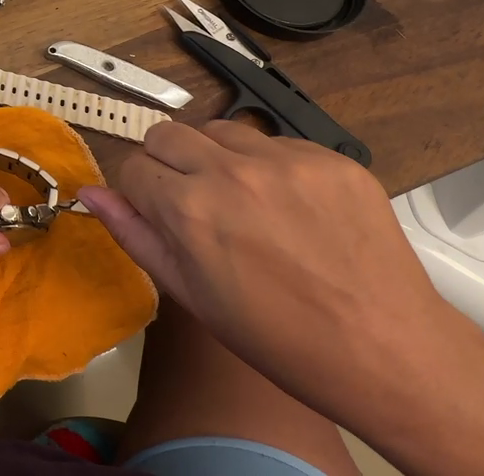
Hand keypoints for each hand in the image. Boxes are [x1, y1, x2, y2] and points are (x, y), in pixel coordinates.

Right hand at [78, 120, 462, 402]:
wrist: (392, 353)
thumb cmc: (279, 337)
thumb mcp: (190, 294)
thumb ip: (134, 234)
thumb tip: (91, 192)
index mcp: (189, 208)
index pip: (133, 166)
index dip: (141, 193)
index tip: (161, 217)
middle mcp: (230, 171)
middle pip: (167, 133)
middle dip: (169, 164)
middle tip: (196, 204)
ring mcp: (285, 160)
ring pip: (218, 129)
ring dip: (216, 157)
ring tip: (245, 203)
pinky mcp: (331, 159)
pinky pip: (275, 142)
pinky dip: (269, 166)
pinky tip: (290, 208)